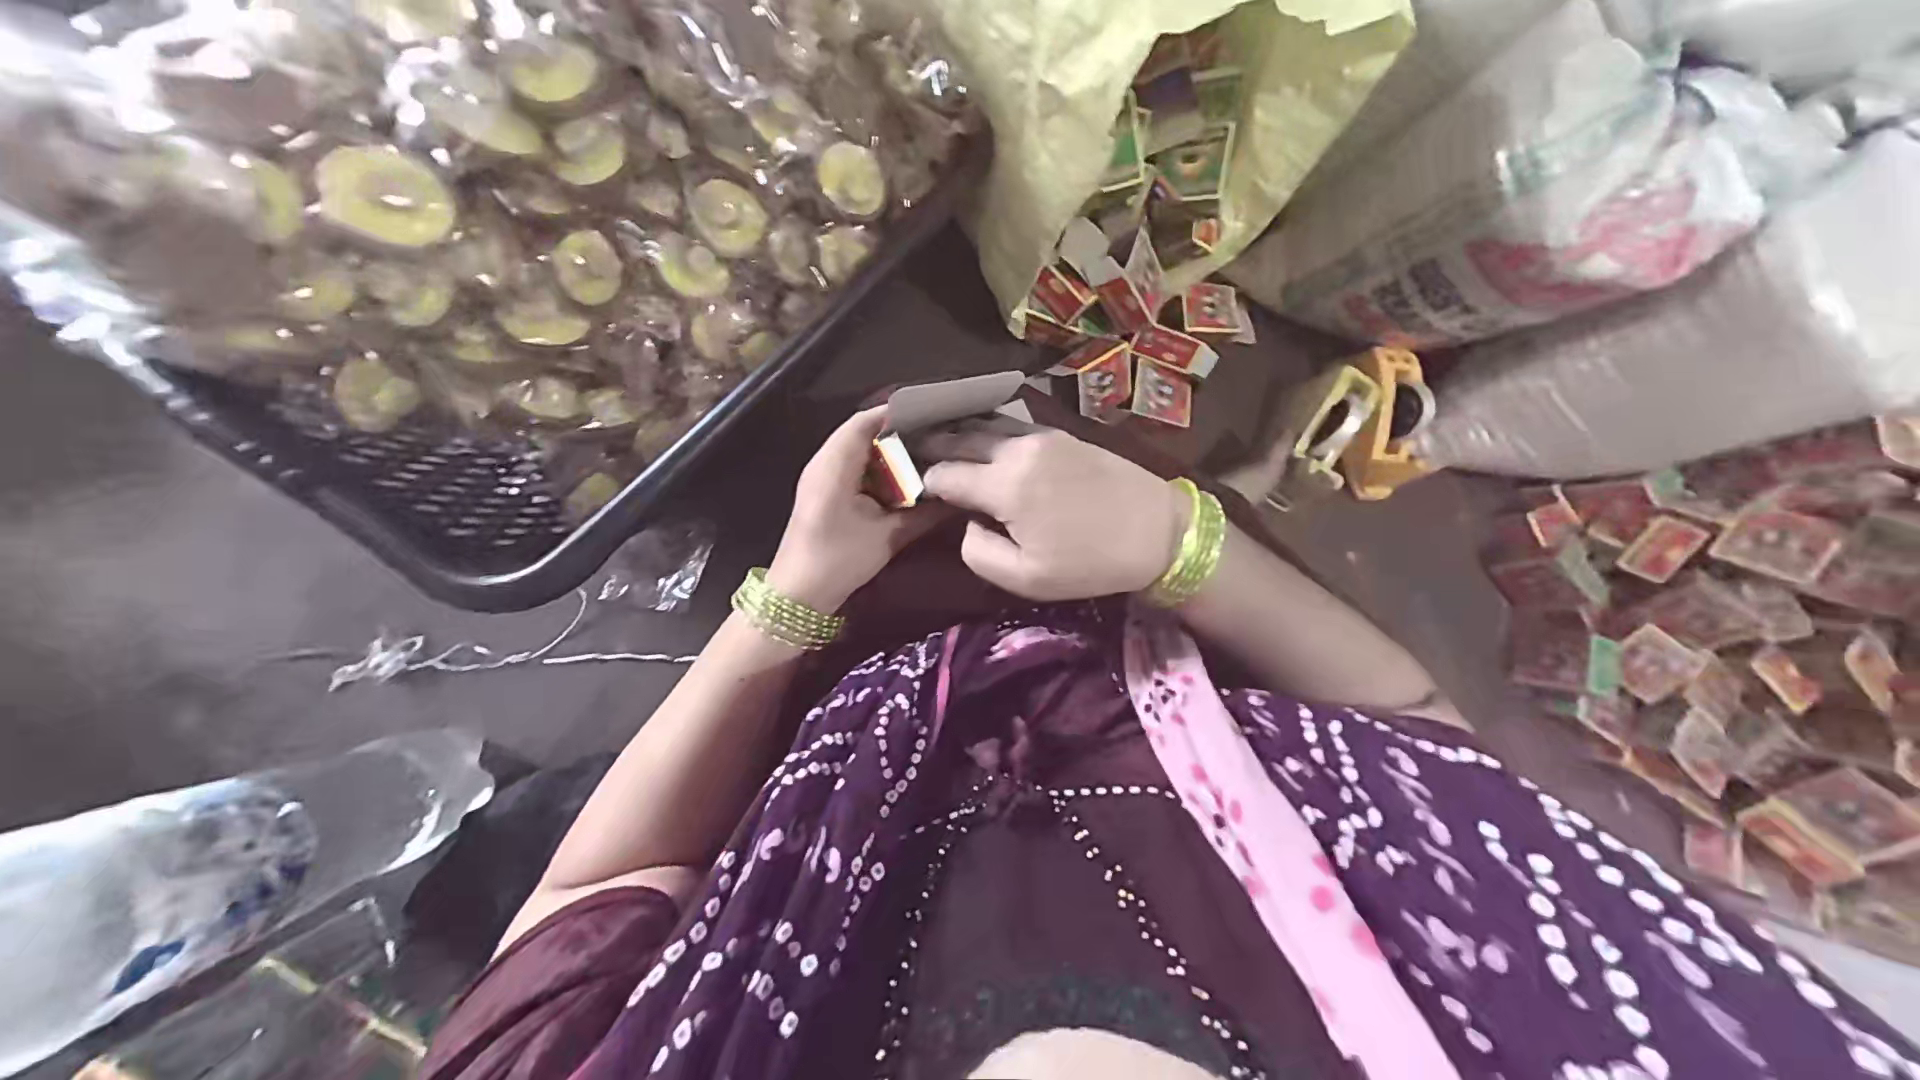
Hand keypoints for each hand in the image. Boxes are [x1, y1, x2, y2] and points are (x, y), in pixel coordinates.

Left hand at [766, 406, 946, 611]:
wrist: (799, 595)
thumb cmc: (838, 561)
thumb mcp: (887, 537)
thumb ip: (924, 514)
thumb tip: (959, 497)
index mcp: (834, 466)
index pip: (865, 422)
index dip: (898, 414)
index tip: (934, 415)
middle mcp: (824, 463)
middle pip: (863, 431)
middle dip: (899, 431)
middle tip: (938, 436)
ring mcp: (821, 476)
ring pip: (858, 449)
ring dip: (889, 450)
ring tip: (927, 453)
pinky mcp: (824, 492)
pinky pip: (854, 467)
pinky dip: (878, 467)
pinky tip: (904, 478)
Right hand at [919, 423, 1185, 600]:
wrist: (1159, 532)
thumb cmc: (1091, 562)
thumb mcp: (1026, 578)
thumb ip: (978, 553)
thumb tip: (967, 524)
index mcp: (1004, 486)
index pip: (945, 474)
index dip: (923, 481)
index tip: (911, 488)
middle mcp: (1017, 449)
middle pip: (960, 438)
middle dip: (933, 445)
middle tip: (911, 451)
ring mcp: (1042, 436)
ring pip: (985, 425)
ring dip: (959, 432)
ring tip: (940, 440)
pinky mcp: (1062, 433)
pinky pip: (1012, 425)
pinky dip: (988, 429)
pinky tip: (981, 437)